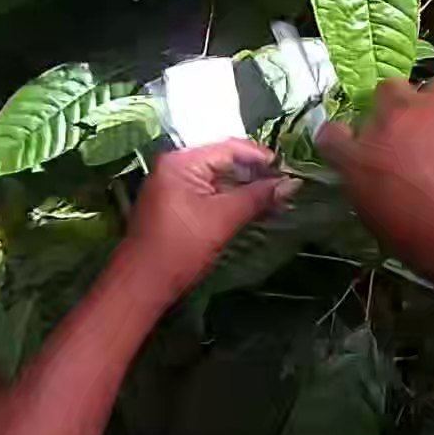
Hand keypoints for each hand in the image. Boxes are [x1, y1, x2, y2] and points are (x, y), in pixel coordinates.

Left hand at [121, 139, 298, 297]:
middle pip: (225, 159)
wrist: (141, 286)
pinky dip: (233, 197)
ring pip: (220, 177)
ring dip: (247, 187)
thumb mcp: (223, 219)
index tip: (288, 169)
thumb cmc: (180, 248)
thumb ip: (258, 196)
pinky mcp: (177, 202)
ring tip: (277, 196)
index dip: (261, 157)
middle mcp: (176, 166)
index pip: (229, 148)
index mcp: (182, 162)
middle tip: (285, 183)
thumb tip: (292, 183)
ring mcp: (174, 184)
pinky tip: (256, 206)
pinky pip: (211, 190)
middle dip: (256, 173)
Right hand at [317, 79, 433, 276]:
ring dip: (417, 106)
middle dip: (386, 114)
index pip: (330, 136)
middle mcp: (385, 125)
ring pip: (409, 89)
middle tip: (404, 139)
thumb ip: (370, 189)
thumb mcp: (385, 228)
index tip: (355, 152)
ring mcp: (422, 107)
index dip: (343, 143)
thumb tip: (374, 175)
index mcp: (359, 162)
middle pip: (376, 99)